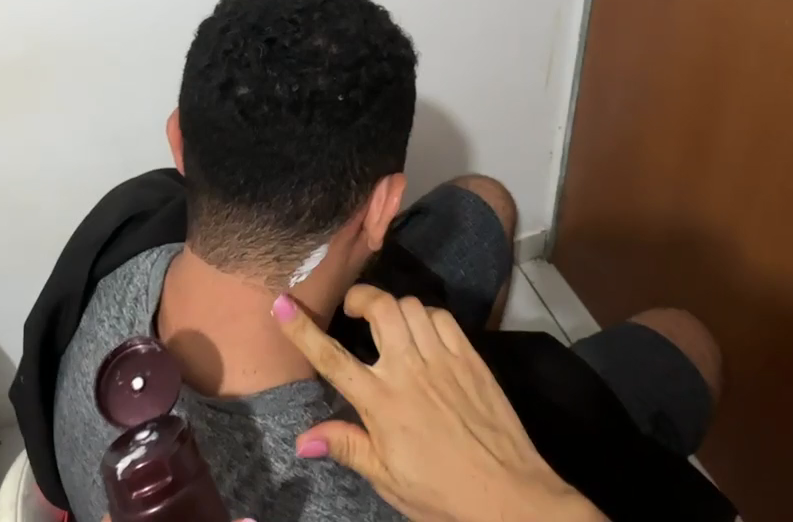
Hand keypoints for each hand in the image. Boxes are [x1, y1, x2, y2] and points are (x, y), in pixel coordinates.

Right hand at [272, 285, 605, 521]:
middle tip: (353, 309)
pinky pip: (441, 316)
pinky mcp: (469, 356)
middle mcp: (408, 371)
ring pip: (410, 305)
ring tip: (390, 325)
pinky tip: (424, 333)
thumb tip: (303, 439)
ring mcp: (441, 359)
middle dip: (360, 296)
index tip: (282, 303)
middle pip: (379, 308)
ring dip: (394, 307)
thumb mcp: (388, 479)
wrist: (509, 496)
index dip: (302, 330)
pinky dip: (426, 315)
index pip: (332, 359)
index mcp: (381, 403)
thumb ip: (347, 446)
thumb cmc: (441, 493)